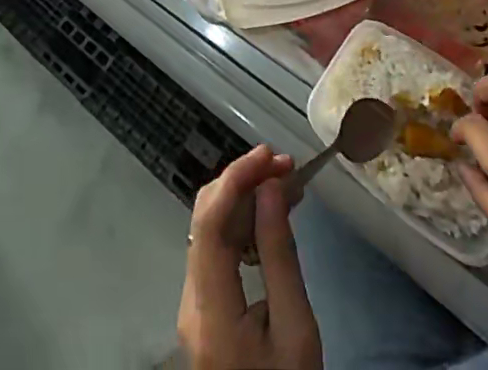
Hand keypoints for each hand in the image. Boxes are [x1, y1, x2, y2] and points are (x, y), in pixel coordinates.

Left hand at [178, 145, 321, 369]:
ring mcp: (193, 300)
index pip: (210, 221)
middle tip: (284, 165)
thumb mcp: (297, 330)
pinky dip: (241, 224)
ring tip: (284, 182)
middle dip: (241, 181)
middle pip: (205, 218)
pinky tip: (269, 215)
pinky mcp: (203, 306)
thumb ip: (281, 257)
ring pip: (209, 230)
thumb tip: (272, 192)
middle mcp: (190, 295)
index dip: (236, 179)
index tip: (269, 156)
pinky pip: (217, 250)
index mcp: (208, 304)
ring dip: (243, 199)